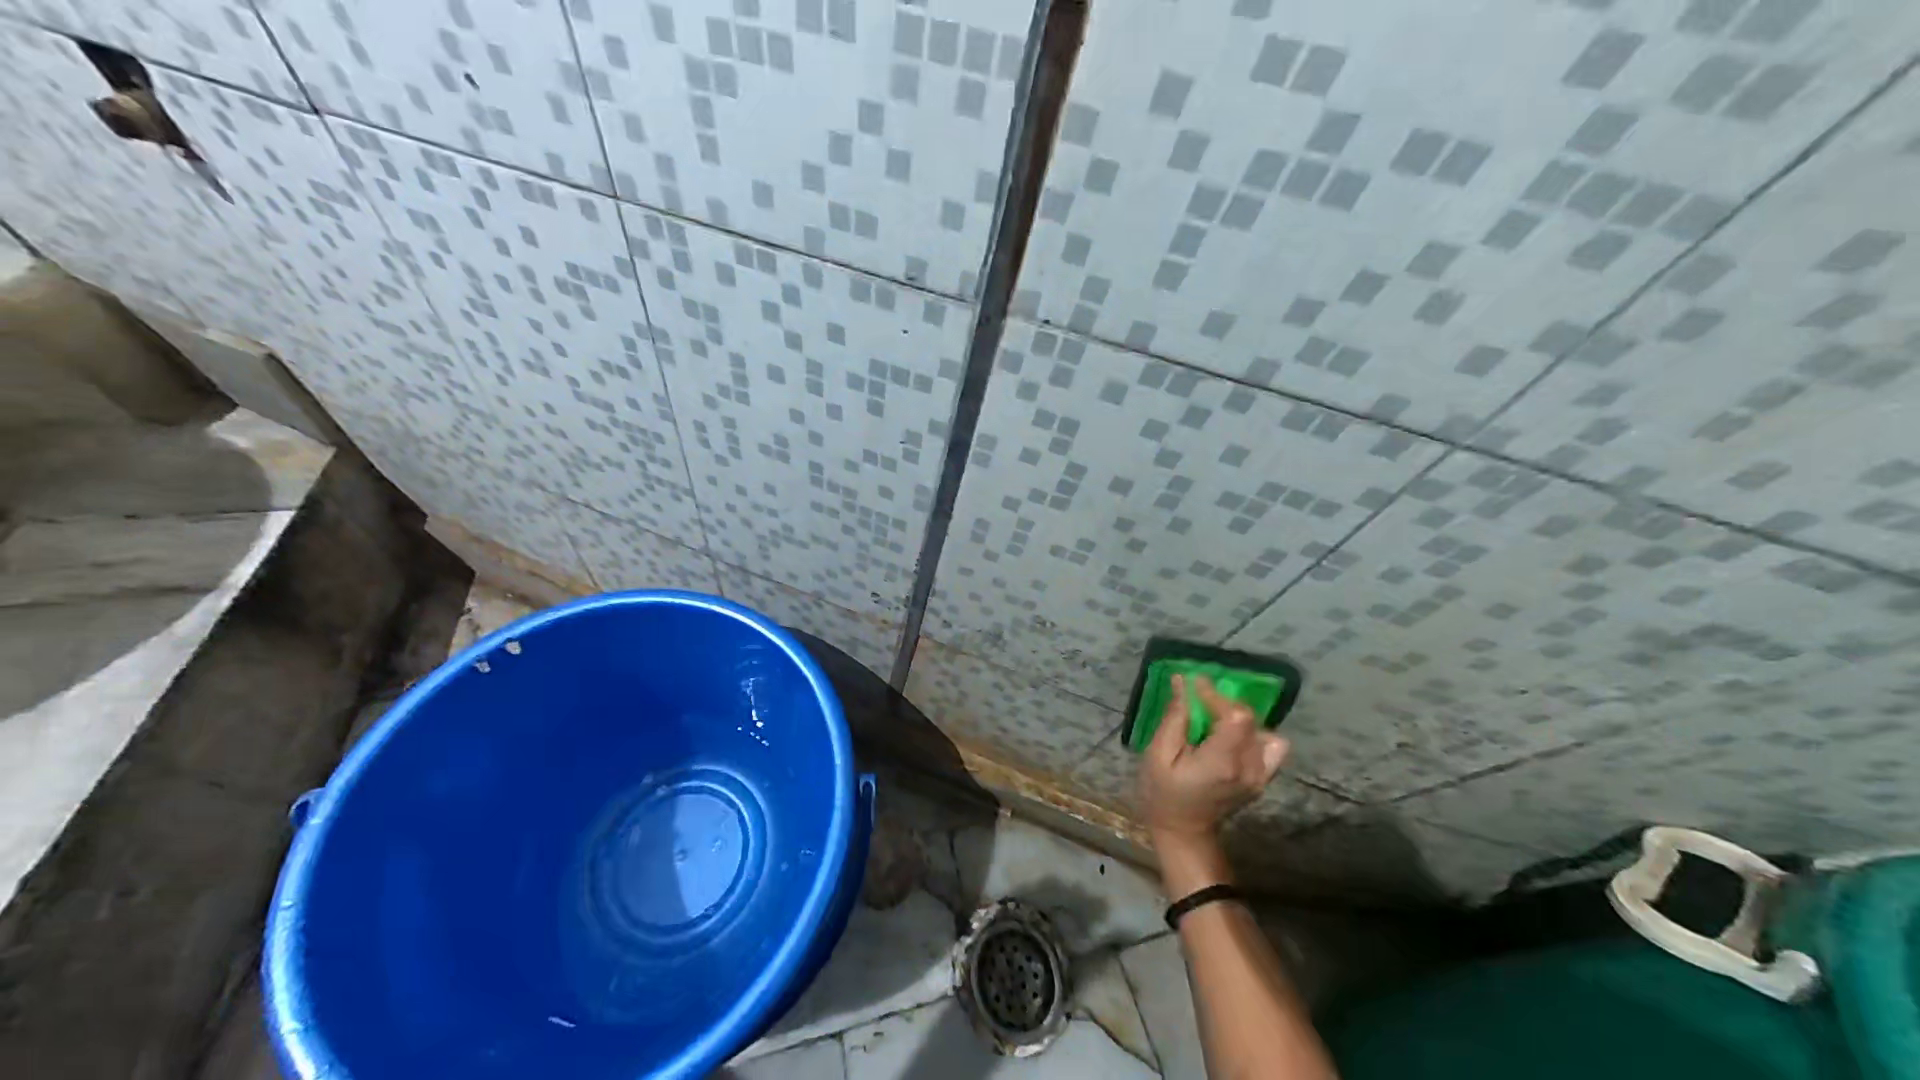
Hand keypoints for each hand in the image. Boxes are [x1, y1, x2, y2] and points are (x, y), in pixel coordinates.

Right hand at [1137, 674, 1288, 850]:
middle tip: (1198, 702)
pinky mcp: (1262, 779)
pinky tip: (1230, 736)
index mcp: (1222, 762)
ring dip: (1239, 719)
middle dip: (1224, 703)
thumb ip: (1175, 718)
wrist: (1183, 832)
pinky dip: (1254, 735)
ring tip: (1215, 722)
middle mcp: (1249, 768)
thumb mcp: (1158, 754)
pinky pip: (1270, 747)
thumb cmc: (1163, 793)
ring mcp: (1260, 776)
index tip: (1195, 684)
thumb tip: (1183, 683)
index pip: (1237, 715)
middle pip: (1249, 719)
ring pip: (1263, 730)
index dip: (1217, 695)